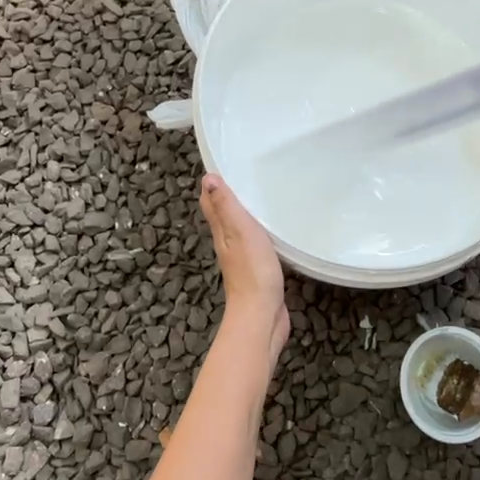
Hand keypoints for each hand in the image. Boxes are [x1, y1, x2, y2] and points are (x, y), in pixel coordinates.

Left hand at [199, 175, 289, 364]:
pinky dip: (260, 232)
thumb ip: (226, 206)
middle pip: (224, 215)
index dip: (213, 184)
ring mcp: (243, 258)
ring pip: (239, 229)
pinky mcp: (258, 269)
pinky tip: (272, 229)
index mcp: (222, 232)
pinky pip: (256, 244)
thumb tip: (207, 178)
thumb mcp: (240, 231)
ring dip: (245, 214)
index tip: (224, 164)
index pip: (211, 203)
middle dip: (229, 196)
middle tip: (245, 175)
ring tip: (260, 196)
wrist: (262, 316)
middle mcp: (228, 243)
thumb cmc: (252, 270)